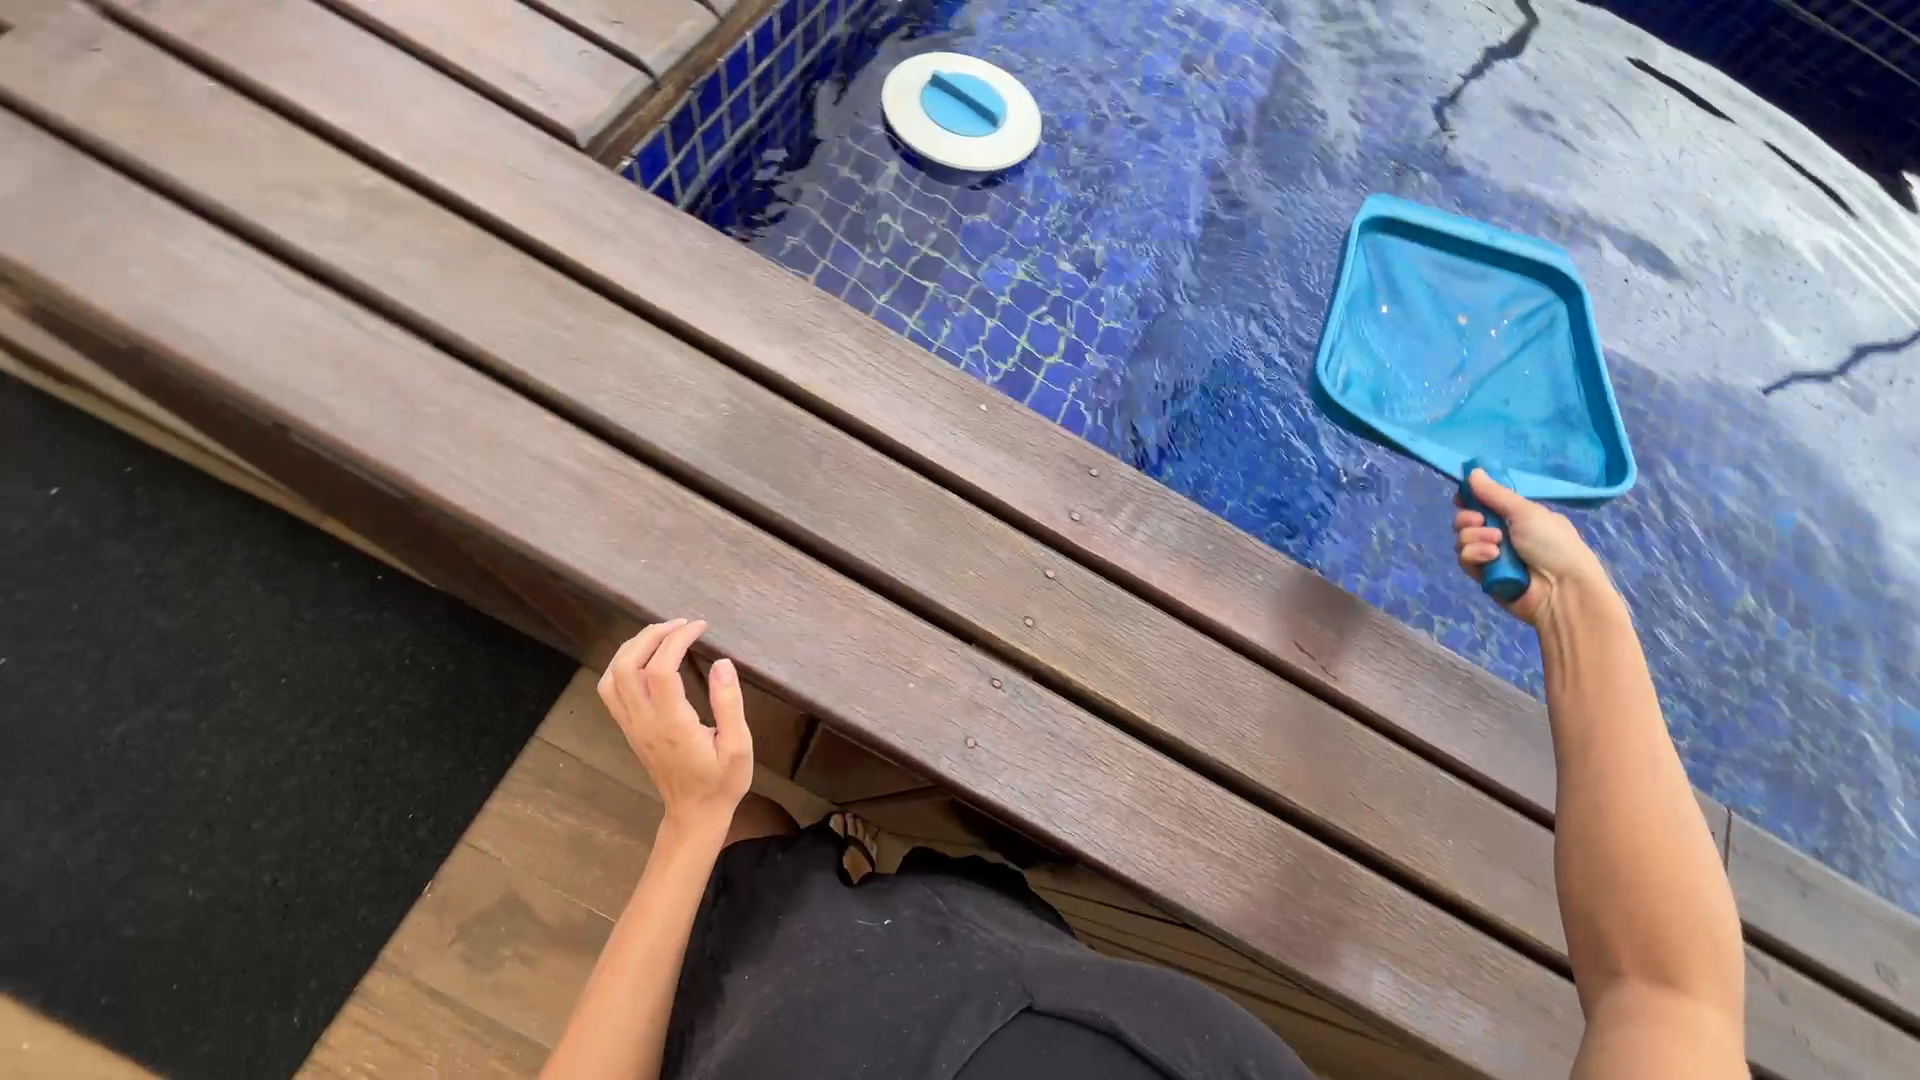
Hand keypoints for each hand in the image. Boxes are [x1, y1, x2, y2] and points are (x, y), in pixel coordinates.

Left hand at [596, 619, 753, 830]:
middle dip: (651, 636)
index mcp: (673, 724)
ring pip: (612, 676)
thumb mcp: (739, 746)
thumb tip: (723, 663)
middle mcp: (645, 722)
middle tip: (680, 624)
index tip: (700, 626)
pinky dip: (622, 664)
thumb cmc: (722, 781)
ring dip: (633, 647)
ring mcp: (632, 726)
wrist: (694, 813)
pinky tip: (645, 657)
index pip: (662, 669)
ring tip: (661, 634)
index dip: (678, 639)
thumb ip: (730, 704)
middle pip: (628, 666)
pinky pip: (610, 690)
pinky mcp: (629, 729)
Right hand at [1453, 469, 1611, 625]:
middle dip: (1469, 519)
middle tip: (1482, 521)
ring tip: (1496, 545)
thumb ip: (1495, 494)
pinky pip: (1465, 559)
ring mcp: (1491, 555)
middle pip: (1466, 520)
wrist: (1562, 589)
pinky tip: (1492, 559)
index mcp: (1517, 517)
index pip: (1484, 504)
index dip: (1471, 499)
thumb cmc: (1553, 544)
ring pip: (1462, 539)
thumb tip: (1472, 471)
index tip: (1464, 497)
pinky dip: (1475, 555)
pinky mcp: (1483, 575)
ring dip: (1475, 538)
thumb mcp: (1526, 512)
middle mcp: (1502, 534)